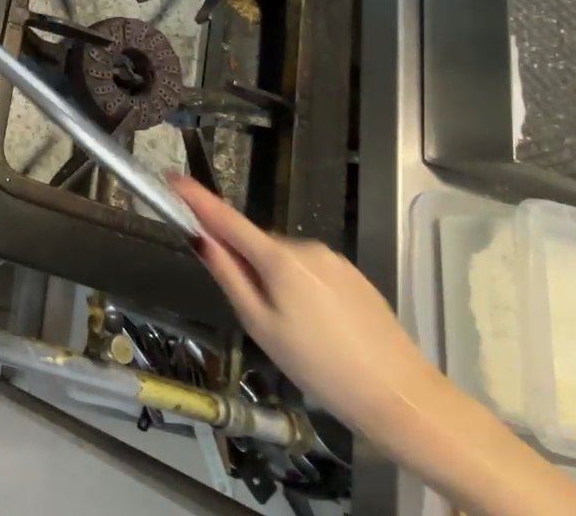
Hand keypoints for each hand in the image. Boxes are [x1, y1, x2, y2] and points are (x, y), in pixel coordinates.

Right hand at [173, 176, 441, 437]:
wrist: (402, 397)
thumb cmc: (318, 365)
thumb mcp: (259, 324)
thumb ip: (228, 276)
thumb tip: (201, 239)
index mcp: (279, 258)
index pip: (226, 218)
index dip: (196, 198)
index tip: (173, 178)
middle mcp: (307, 248)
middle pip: (256, 244)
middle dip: (242, 264)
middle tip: (252, 313)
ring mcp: (335, 261)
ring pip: (283, 261)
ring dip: (272, 280)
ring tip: (289, 330)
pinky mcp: (354, 278)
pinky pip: (309, 272)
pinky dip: (299, 289)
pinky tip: (315, 328)